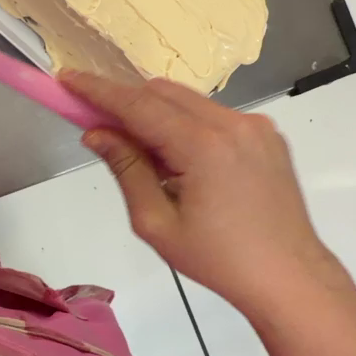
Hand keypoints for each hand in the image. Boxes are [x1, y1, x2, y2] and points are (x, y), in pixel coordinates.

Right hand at [61, 71, 339, 314]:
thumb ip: (126, 169)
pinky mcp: (266, 136)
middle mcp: (233, 124)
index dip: (98, 90)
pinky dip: (182, 122)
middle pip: (163, 93)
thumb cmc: (216, 258)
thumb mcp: (155, 221)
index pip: (138, 105)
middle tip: (94, 122)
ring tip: (135, 149)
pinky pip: (212, 115)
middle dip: (124, 100)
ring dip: (153, 112)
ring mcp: (255, 127)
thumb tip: (96, 133)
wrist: (288, 276)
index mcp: (203, 146)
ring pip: (188, 101)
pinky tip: (173, 156)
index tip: (67, 79)